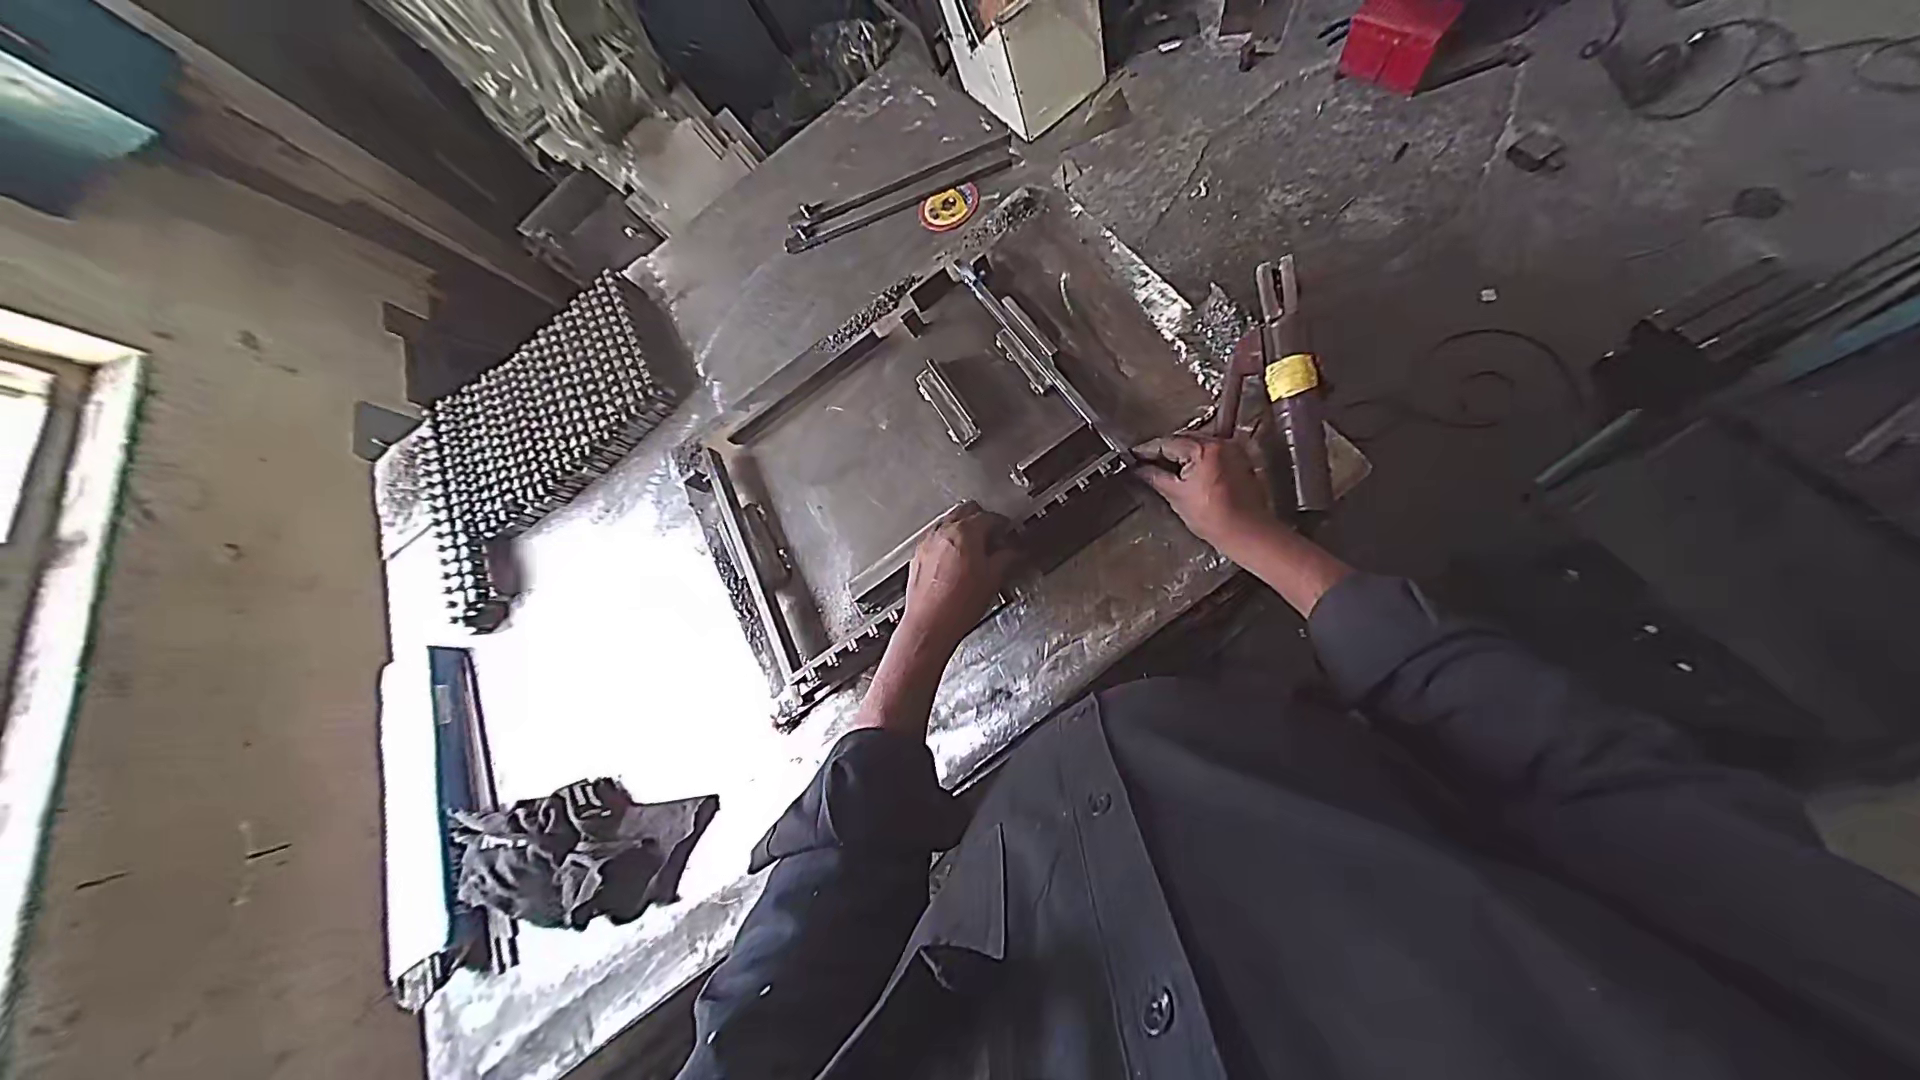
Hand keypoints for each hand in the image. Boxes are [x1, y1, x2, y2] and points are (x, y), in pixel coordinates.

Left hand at [899, 502, 1017, 650]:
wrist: (929, 625)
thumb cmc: (957, 606)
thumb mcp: (993, 579)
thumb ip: (1006, 558)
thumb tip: (1012, 552)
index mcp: (965, 533)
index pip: (989, 517)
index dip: (1003, 524)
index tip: (1008, 531)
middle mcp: (943, 533)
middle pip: (966, 511)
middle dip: (981, 519)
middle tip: (993, 535)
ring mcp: (928, 543)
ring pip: (949, 522)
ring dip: (963, 529)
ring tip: (976, 547)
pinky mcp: (918, 555)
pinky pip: (936, 538)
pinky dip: (948, 541)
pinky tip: (956, 559)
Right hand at [1134, 434, 1278, 555]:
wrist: (1246, 531)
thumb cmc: (1215, 518)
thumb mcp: (1176, 495)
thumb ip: (1154, 476)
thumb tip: (1141, 469)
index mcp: (1203, 449)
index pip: (1166, 443)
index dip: (1147, 451)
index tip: (1135, 456)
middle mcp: (1221, 444)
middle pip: (1184, 439)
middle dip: (1166, 450)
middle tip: (1148, 463)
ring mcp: (1234, 450)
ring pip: (1199, 444)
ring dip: (1184, 453)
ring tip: (1169, 469)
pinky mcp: (1241, 460)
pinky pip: (1214, 451)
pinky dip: (1201, 457)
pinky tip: (1192, 471)